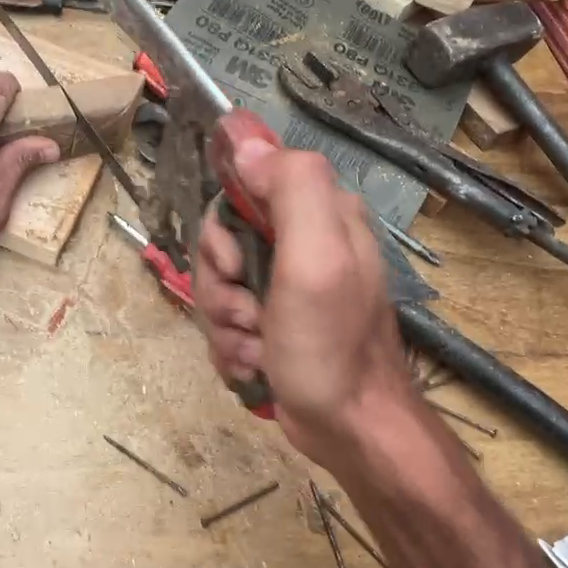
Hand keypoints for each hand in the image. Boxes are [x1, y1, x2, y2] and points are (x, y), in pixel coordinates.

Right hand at [191, 143, 412, 462]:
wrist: (351, 429)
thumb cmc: (333, 345)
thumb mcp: (318, 258)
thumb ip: (290, 188)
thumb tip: (244, 137)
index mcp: (318, 214)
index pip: (240, 190)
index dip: (222, 231)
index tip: (237, 266)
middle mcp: (301, 244)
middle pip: (219, 244)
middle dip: (220, 288)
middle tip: (249, 315)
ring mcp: (284, 288)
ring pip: (216, 287)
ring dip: (225, 325)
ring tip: (257, 350)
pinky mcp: (272, 325)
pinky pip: (224, 323)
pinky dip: (232, 348)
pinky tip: (258, 366)